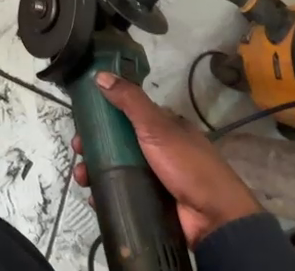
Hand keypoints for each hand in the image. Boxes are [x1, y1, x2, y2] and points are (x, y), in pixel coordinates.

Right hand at [72, 72, 263, 246]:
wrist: (216, 219)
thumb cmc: (188, 165)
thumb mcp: (157, 127)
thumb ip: (130, 100)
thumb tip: (101, 75)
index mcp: (162, 126)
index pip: (126, 113)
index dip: (102, 115)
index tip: (82, 121)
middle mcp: (158, 149)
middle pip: (117, 142)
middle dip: (93, 146)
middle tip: (77, 152)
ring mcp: (155, 177)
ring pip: (116, 168)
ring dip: (95, 171)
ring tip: (82, 179)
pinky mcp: (152, 201)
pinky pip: (123, 192)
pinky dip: (106, 194)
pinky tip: (95, 197)